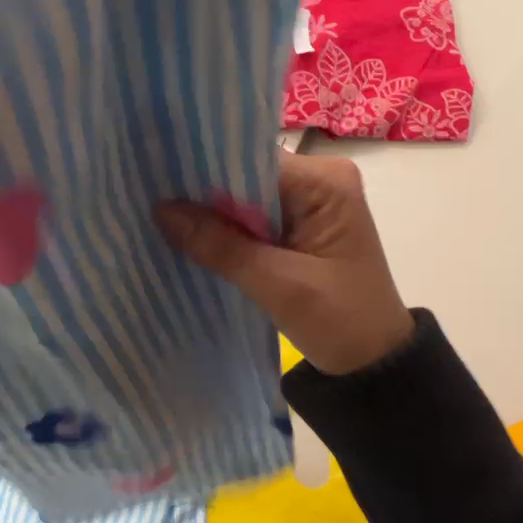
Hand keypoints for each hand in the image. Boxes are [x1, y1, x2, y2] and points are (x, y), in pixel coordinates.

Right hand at [156, 150, 414, 374]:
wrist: (373, 362)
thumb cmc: (339, 320)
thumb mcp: (278, 285)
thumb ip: (220, 246)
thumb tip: (161, 209)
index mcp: (325, 181)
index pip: (250, 160)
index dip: (204, 170)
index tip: (157, 178)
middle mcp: (318, 180)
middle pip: (245, 175)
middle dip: (201, 191)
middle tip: (149, 199)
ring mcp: (308, 203)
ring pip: (243, 198)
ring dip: (209, 213)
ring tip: (159, 217)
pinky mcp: (297, 228)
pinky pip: (250, 219)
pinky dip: (224, 231)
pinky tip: (188, 237)